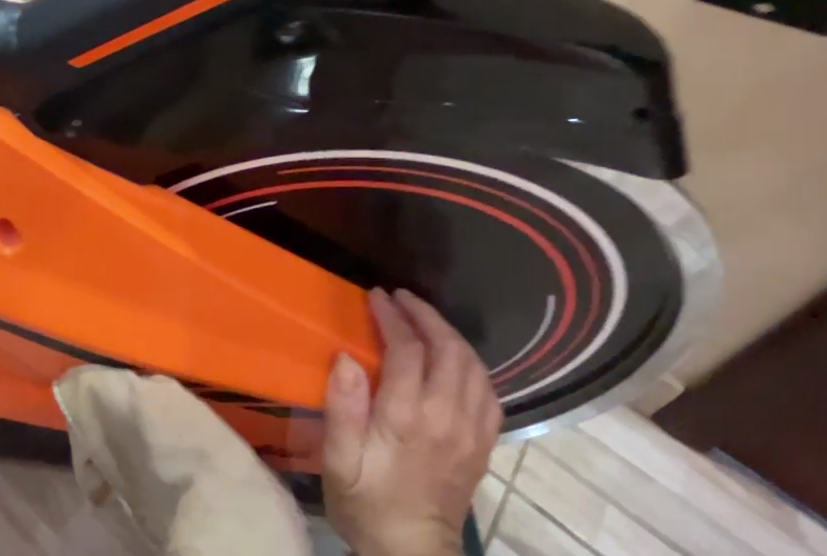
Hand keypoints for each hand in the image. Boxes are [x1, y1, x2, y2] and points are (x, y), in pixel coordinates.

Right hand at [322, 288, 503, 555]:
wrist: (410, 552)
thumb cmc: (365, 502)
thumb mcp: (339, 460)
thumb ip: (343, 407)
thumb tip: (347, 357)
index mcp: (408, 417)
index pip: (408, 349)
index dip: (392, 316)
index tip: (375, 296)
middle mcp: (447, 417)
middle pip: (448, 348)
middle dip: (425, 315)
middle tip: (401, 298)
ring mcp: (471, 431)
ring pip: (473, 365)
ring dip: (450, 334)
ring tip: (425, 319)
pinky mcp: (483, 444)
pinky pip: (488, 390)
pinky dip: (471, 364)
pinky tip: (454, 359)